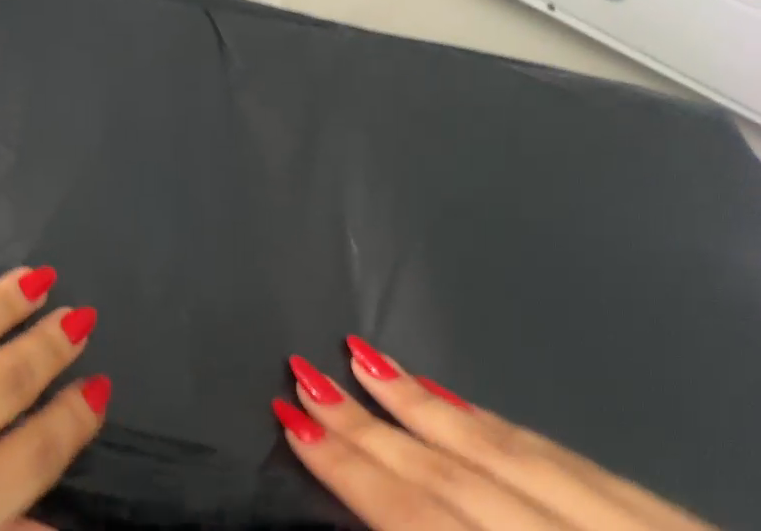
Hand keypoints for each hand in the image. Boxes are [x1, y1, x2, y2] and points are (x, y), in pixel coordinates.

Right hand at [275, 336, 713, 529]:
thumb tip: (369, 522)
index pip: (425, 524)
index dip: (353, 472)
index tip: (293, 416)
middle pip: (460, 482)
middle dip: (374, 427)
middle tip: (306, 370)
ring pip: (517, 457)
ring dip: (430, 408)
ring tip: (365, 359)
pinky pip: (581, 464)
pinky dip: (509, 429)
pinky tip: (467, 404)